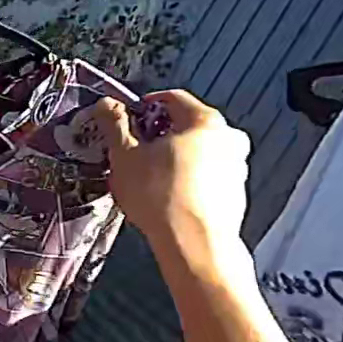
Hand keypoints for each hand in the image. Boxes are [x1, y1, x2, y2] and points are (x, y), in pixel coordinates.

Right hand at [96, 90, 251, 251]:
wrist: (193, 243)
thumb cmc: (160, 196)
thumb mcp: (124, 155)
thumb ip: (114, 124)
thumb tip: (106, 105)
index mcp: (203, 122)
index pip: (171, 98)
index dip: (143, 106)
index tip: (126, 119)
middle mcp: (228, 138)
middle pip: (185, 124)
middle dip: (157, 134)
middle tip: (133, 150)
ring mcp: (236, 165)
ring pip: (197, 150)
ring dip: (172, 156)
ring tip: (146, 176)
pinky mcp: (234, 191)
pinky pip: (206, 173)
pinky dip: (186, 176)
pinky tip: (165, 194)